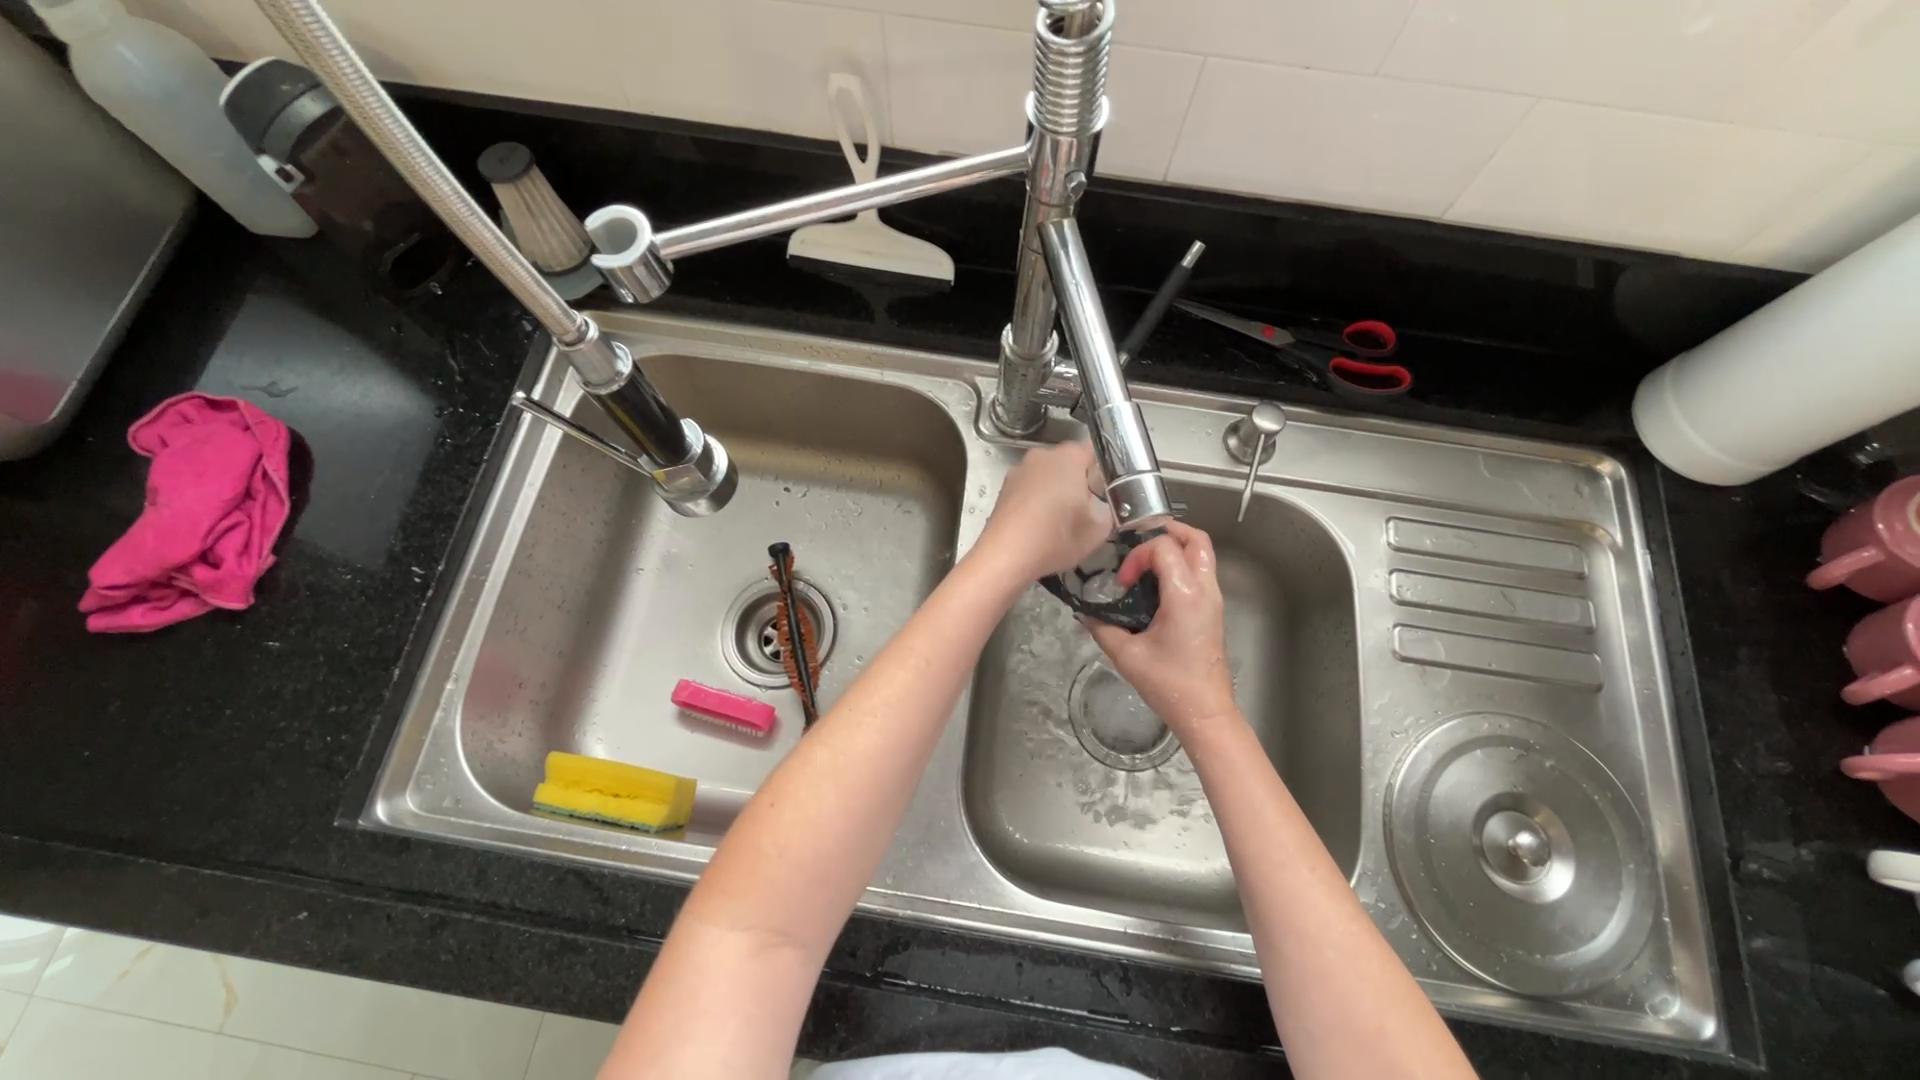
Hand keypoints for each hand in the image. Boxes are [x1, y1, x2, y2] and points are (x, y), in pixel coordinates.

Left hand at [977, 440, 1113, 580]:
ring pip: (1047, 477)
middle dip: (1079, 482)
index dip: (1105, 469)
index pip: (1095, 450)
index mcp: (1068, 457)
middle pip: (1069, 463)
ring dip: (1056, 493)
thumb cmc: (1057, 537)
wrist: (1005, 556)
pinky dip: (1036, 503)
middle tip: (1086, 509)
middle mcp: (1041, 456)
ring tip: (1060, 522)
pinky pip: (1029, 490)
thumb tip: (1099, 505)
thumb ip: (1108, 509)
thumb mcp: (1099, 528)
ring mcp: (1018, 471)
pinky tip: (1039, 526)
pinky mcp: (1003, 489)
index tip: (1108, 489)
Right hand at [1086, 521, 1238, 739]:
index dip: (1137, 555)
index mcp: (1185, 595)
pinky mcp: (1213, 611)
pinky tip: (1155, 583)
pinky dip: (1181, 565)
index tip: (1122, 582)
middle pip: (1196, 539)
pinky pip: (1201, 572)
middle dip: (1167, 532)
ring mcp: (1213, 600)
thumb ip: (1102, 628)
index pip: (1164, 547)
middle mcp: (1205, 590)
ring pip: (1203, 554)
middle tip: (1138, 541)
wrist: (1205, 711)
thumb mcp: (1126, 655)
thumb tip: (1084, 613)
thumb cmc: (1168, 684)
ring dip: (1176, 548)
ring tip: (1145, 560)